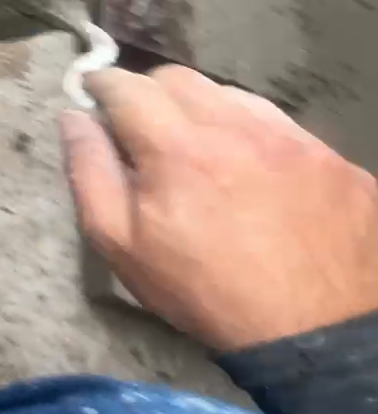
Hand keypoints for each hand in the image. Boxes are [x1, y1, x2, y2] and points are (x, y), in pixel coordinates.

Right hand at [61, 65, 377, 350]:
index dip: (99, 84)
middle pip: (181, 78)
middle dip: (146, 92)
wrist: (316, 334)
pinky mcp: (340, 164)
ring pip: (233, 97)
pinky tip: (243, 171)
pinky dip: (247, 134)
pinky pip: (281, 127)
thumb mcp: (115, 237)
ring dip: (199, 110)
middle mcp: (243, 132)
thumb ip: (88, 168)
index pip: (129, 86)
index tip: (88, 95)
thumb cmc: (197, 286)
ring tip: (192, 149)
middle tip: (134, 125)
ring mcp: (300, 145)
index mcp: (180, 149)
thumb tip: (73, 118)